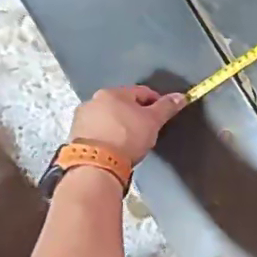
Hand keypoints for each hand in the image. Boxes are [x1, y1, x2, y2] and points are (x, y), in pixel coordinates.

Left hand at [70, 85, 186, 163]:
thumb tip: (181, 96)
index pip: (142, 92)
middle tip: (148, 128)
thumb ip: (167, 106)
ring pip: (109, 116)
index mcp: (113, 93)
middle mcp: (94, 100)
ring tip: (131, 139)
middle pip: (124, 103)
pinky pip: (98, 129)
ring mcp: (81, 117)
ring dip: (121, 123)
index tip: (163, 116)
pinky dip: (109, 133)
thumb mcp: (154, 120)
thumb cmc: (128, 136)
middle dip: (137, 113)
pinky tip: (116, 145)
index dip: (157, 103)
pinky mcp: (75, 134)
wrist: (96, 164)